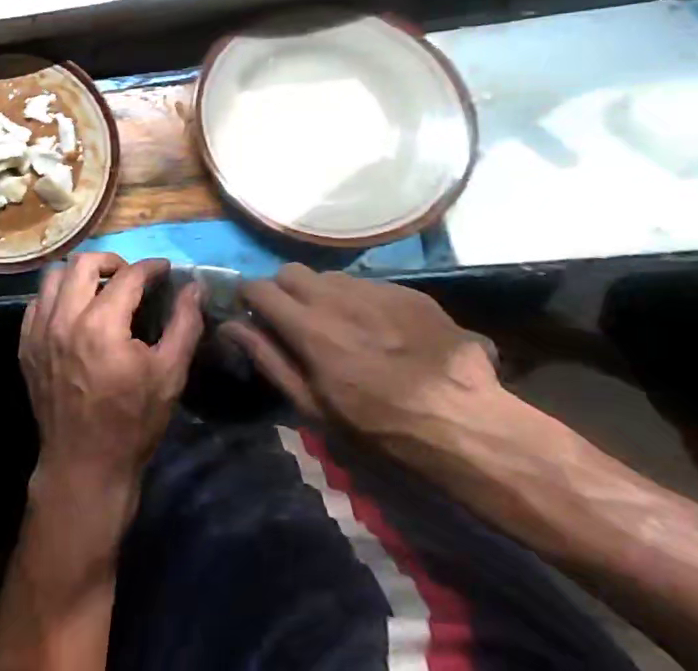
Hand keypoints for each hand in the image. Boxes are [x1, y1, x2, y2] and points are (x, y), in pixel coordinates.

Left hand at [19, 254, 202, 508]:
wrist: (84, 463)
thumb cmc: (133, 422)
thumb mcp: (169, 374)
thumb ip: (184, 324)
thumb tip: (193, 288)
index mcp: (101, 325)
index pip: (128, 277)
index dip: (151, 268)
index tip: (164, 270)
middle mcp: (64, 318)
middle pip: (83, 263)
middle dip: (112, 261)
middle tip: (131, 276)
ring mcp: (39, 330)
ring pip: (53, 277)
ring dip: (79, 274)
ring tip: (100, 288)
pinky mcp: (25, 344)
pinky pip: (37, 302)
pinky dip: (57, 296)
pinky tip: (74, 311)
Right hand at [226, 264, 503, 448]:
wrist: (467, 425)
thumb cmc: (379, 427)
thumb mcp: (313, 406)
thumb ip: (268, 358)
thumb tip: (230, 325)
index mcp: (308, 326)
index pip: (258, 288)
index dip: (249, 298)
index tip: (253, 315)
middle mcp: (336, 297)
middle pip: (291, 271)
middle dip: (283, 290)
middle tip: (294, 320)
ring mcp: (375, 291)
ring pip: (329, 276)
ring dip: (322, 294)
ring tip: (339, 325)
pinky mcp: (408, 294)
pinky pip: (368, 285)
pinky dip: (359, 301)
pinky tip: (379, 331)